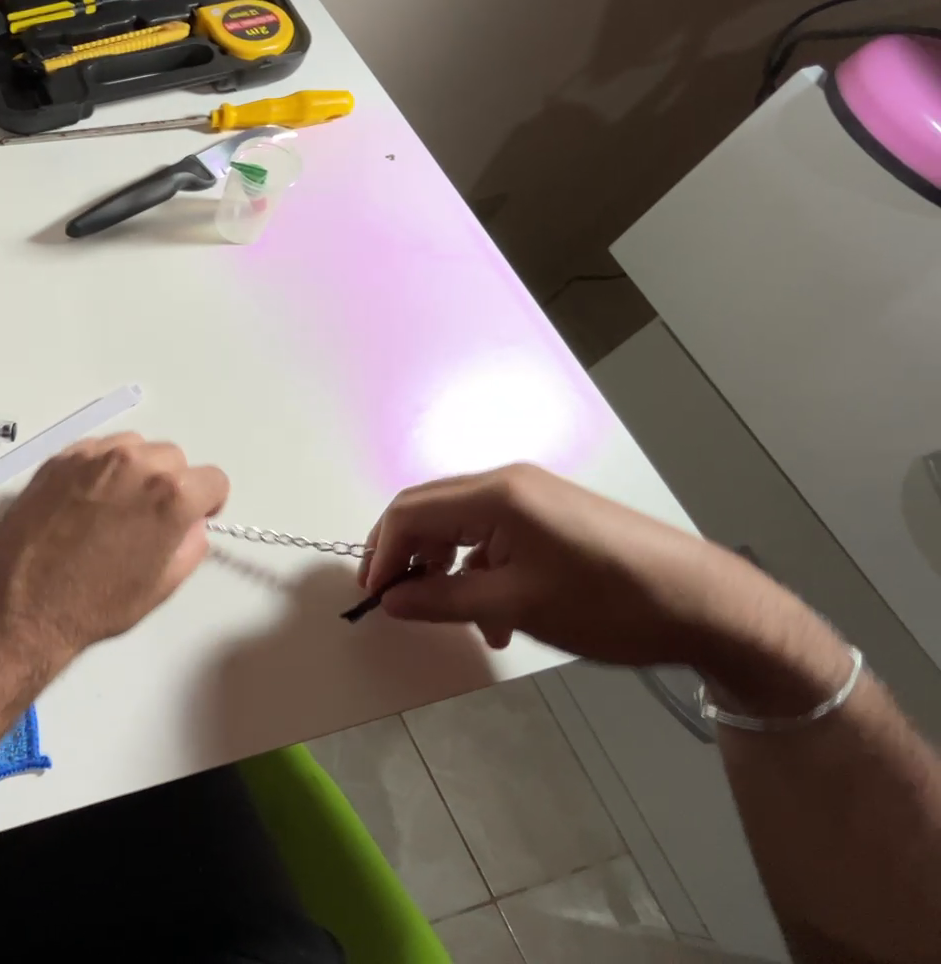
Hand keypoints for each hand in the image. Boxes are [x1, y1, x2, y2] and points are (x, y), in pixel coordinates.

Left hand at [0, 434, 229, 664]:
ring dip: (134, 469)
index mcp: (171, 494)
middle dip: (169, 483)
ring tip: (114, 504)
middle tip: (147, 516)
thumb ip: (190, 543)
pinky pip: (94, 449)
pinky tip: (84, 498)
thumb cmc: (97, 604)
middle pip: (172, 457)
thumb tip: (191, 521)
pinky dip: (99, 467)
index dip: (206, 503)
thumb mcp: (162, 584)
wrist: (22, 603)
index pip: (213, 479)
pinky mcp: (58, 458)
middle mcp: (135, 462)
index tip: (189, 520)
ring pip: (133, 446)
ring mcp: (92, 456)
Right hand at [359, 464, 803, 668]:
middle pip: (427, 510)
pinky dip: (474, 565)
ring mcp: (532, 494)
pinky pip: (489, 532)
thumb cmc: (610, 605)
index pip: (408, 513)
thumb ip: (441, 600)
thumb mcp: (515, 607)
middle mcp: (507, 482)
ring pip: (457, 523)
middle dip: (403, 554)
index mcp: (495, 496)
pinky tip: (492, 610)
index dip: (382, 554)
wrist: (717, 609)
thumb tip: (391, 600)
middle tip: (395, 597)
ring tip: (447, 610)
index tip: (376, 596)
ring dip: (440, 564)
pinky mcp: (552, 512)